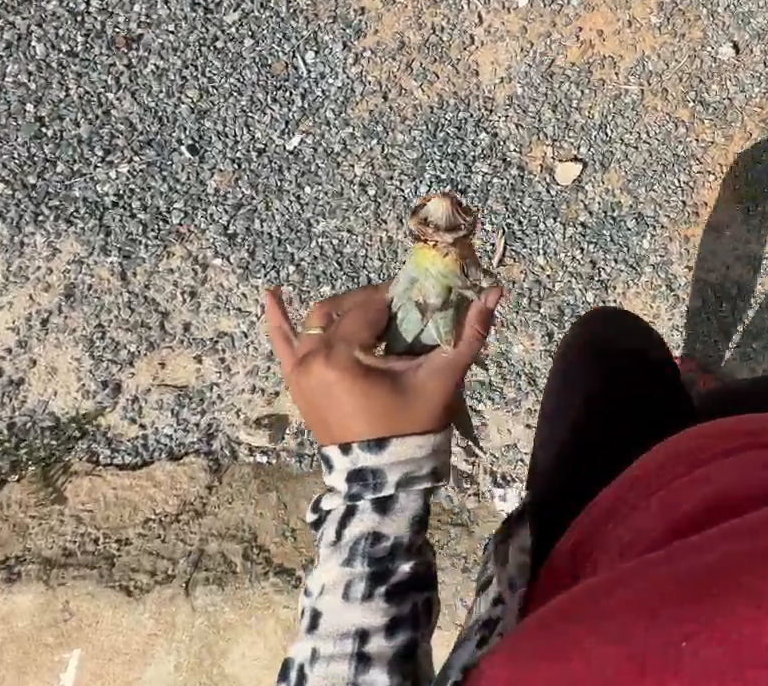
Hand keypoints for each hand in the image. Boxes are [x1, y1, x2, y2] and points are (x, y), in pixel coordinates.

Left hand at [264, 282, 500, 444]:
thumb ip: (470, 332)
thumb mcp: (442, 377)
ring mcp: (297, 372)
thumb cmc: (413, 423)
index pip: (369, 307)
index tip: (418, 302)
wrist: (382, 475)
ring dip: (340, 308)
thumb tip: (496, 291)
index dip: (395, 299)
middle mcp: (310, 359)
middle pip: (340, 309)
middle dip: (370, 302)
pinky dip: (277, 319)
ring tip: (363, 301)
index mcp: (342, 357)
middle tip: (399, 309)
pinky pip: (281, 344)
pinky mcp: (295, 383)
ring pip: (314, 320)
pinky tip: (270, 295)